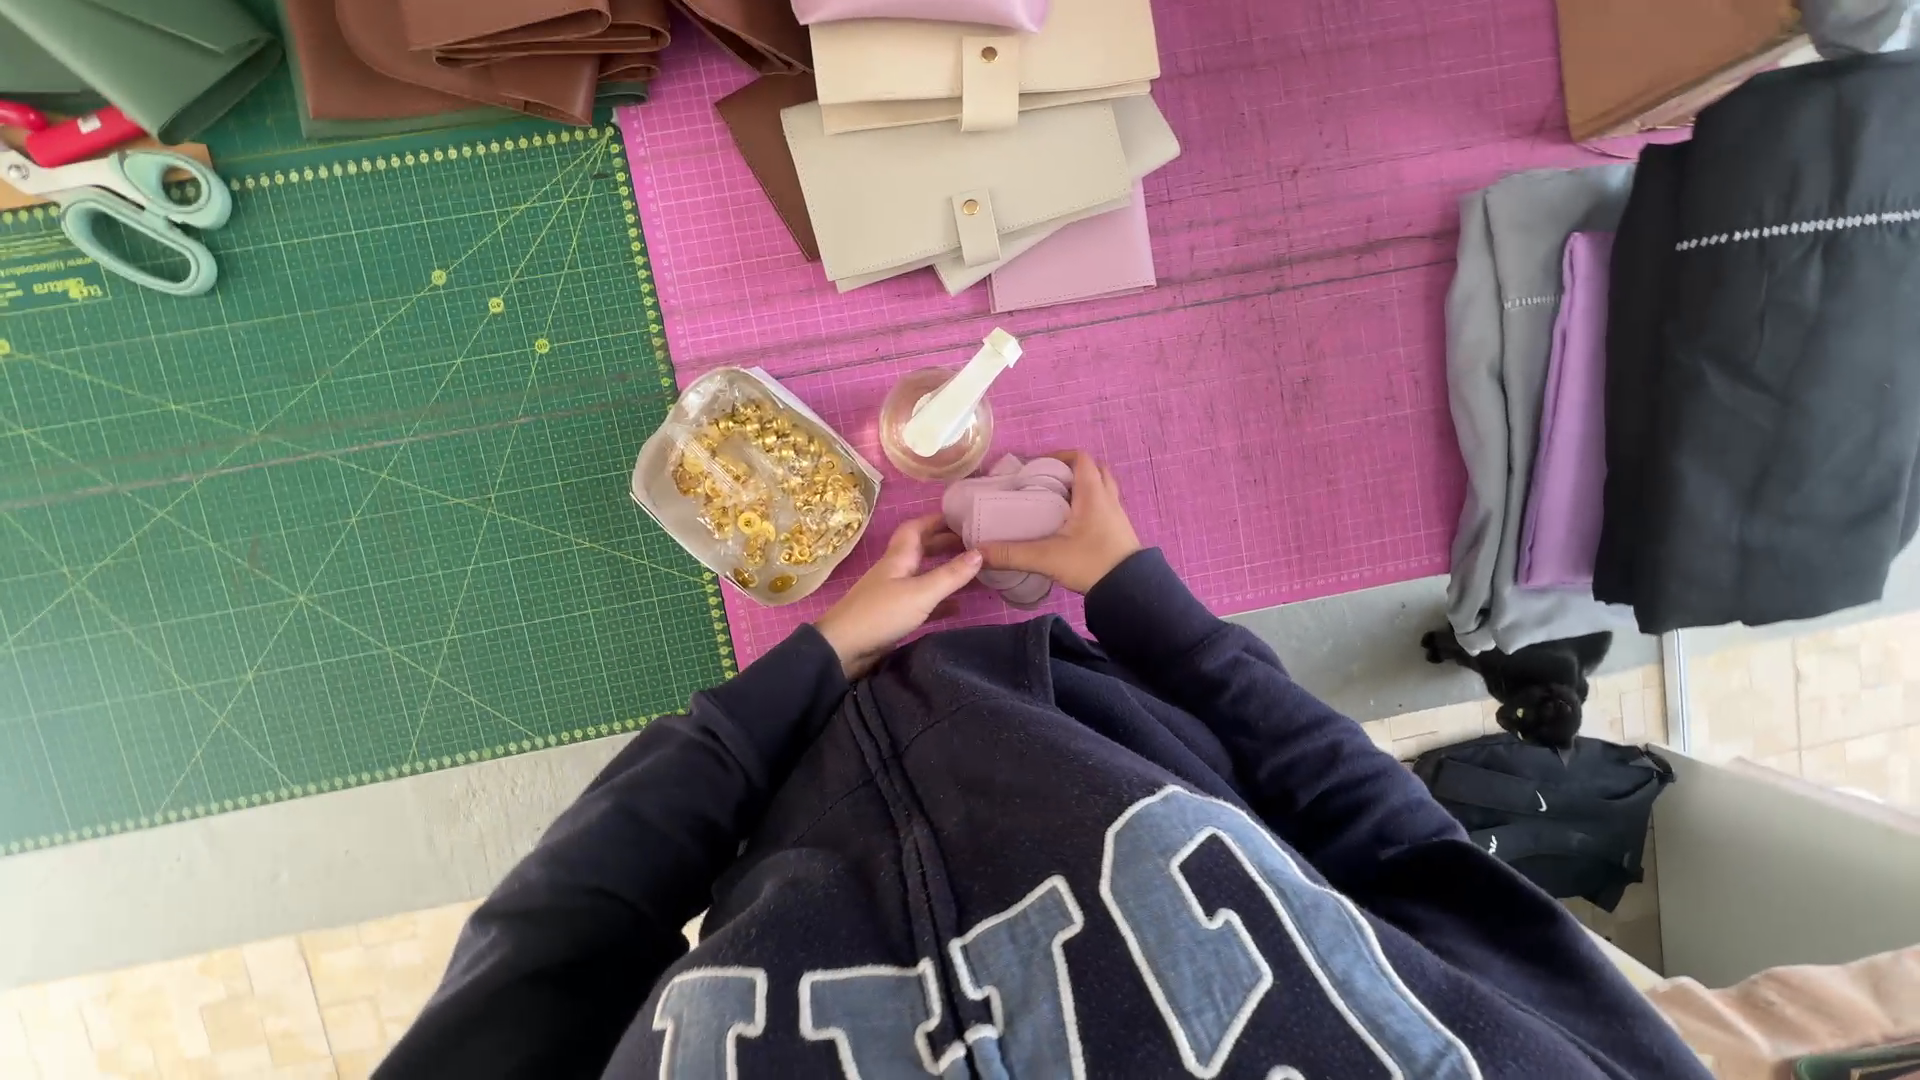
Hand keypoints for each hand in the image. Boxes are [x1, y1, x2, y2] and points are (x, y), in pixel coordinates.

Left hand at [814, 514, 981, 677]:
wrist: (843, 649)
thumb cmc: (881, 614)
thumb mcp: (920, 593)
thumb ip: (950, 575)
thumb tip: (980, 552)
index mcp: (899, 557)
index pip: (916, 528)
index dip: (936, 520)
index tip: (962, 517)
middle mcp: (896, 570)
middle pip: (922, 549)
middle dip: (945, 543)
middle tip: (973, 543)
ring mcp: (893, 593)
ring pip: (923, 574)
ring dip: (944, 570)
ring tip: (971, 570)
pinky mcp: (894, 615)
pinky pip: (922, 601)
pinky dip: (940, 600)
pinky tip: (958, 606)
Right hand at [978, 451, 1141, 594]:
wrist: (1129, 591)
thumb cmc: (1092, 564)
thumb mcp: (1047, 558)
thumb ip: (1011, 554)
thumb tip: (978, 551)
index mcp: (1093, 494)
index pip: (1080, 459)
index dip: (1059, 456)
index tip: (1037, 466)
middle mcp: (1108, 499)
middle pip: (1093, 471)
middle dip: (1071, 472)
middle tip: (1047, 483)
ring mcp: (1116, 516)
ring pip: (1101, 490)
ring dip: (1081, 490)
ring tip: (1056, 503)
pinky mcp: (1119, 533)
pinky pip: (1104, 510)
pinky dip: (1088, 509)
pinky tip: (1070, 527)